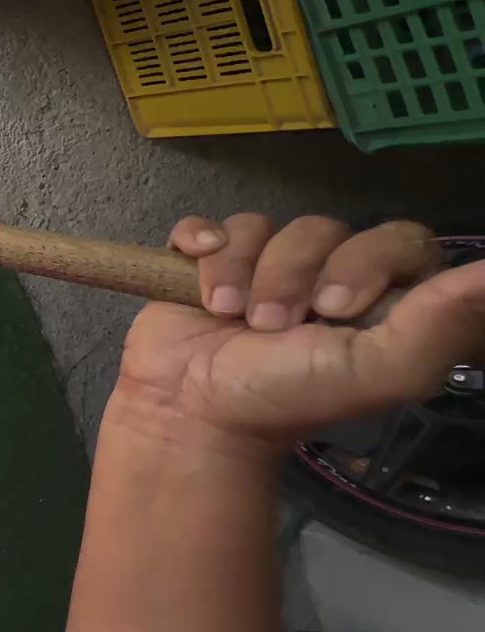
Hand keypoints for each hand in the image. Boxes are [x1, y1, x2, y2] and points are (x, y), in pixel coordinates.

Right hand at [114, 214, 484, 451]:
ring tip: (224, 312)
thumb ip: (440, 323)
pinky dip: (196, 238)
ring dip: (235, 270)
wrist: (190, 406)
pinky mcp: (195, 264)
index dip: (362, 263)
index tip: (331, 310)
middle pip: (318, 228)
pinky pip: (199, 225)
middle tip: (268, 324)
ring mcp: (253, 265)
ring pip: (256, 226)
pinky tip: (192, 260)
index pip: (394, 239)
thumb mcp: (380, 371)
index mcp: (378, 295)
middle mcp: (319, 272)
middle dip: (287, 275)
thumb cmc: (286, 394)